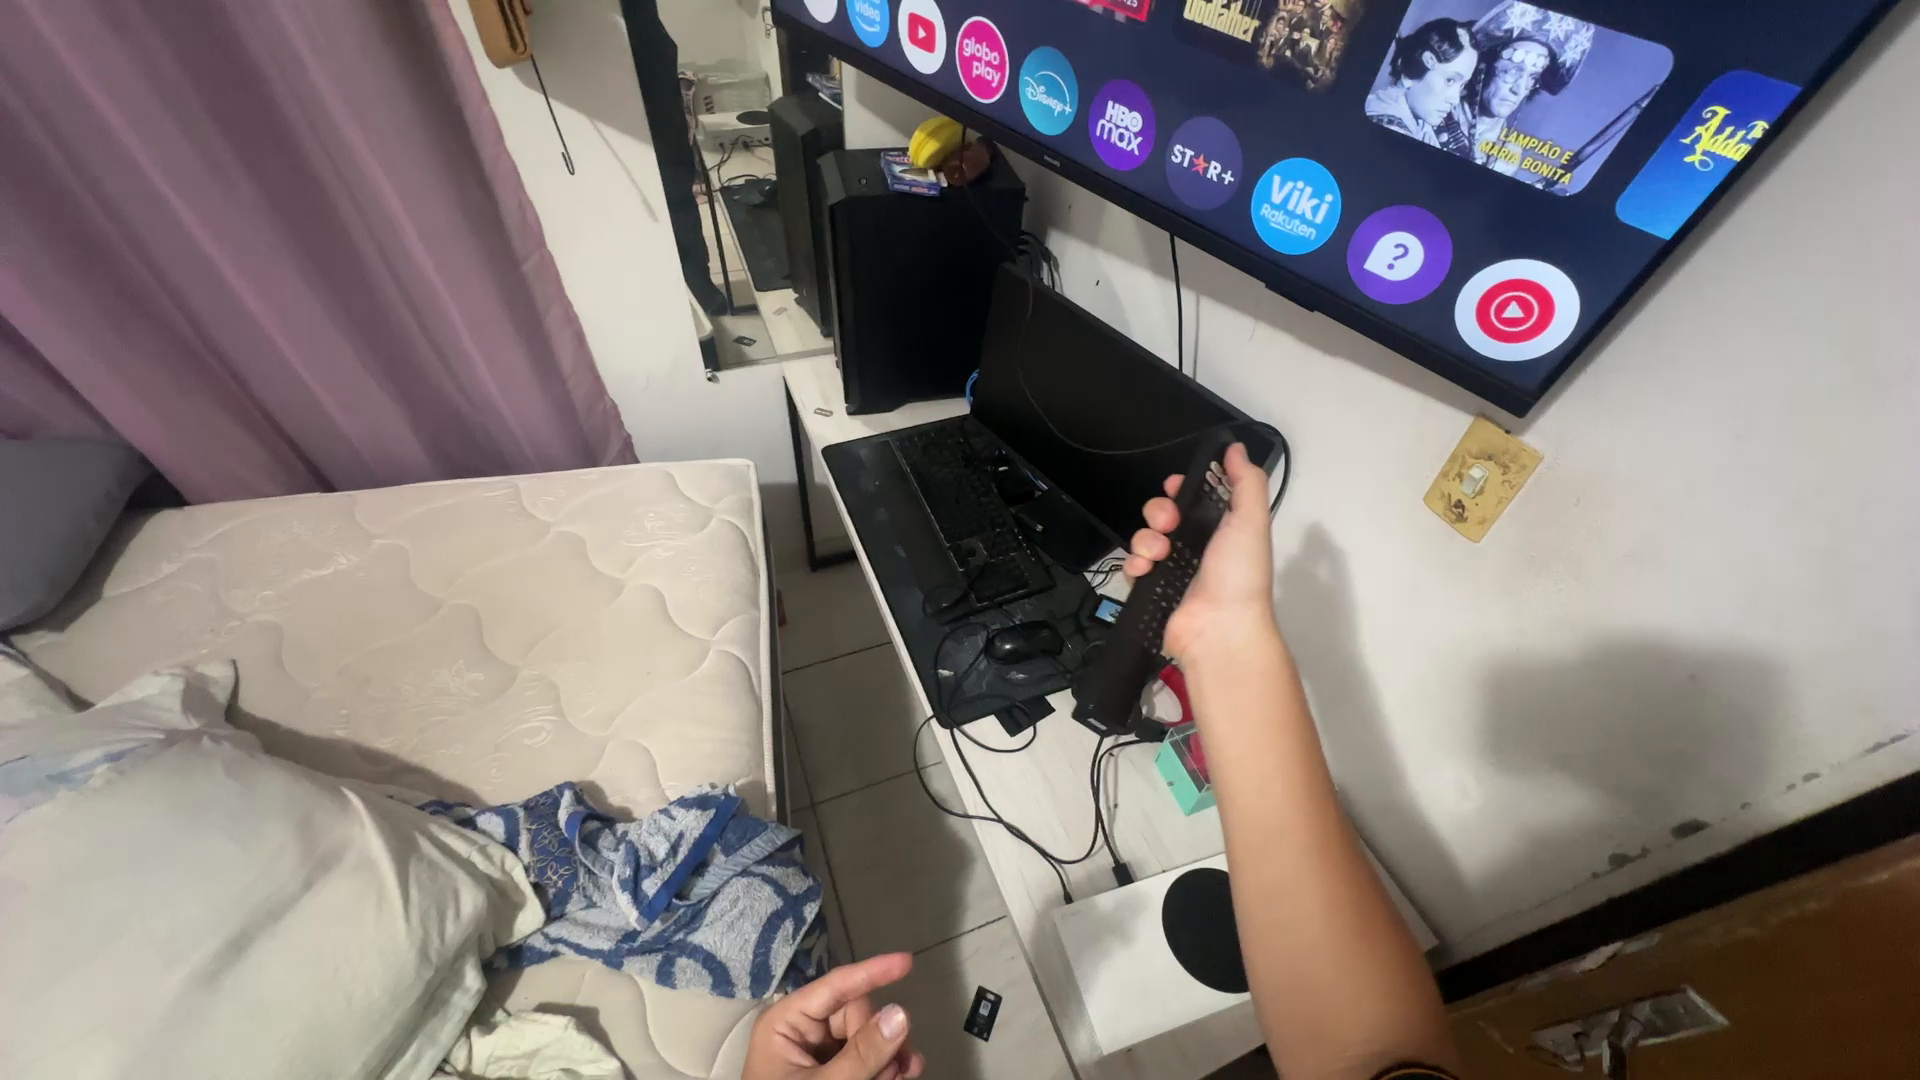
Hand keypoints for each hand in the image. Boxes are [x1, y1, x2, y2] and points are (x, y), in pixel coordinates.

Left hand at [743, 954, 924, 1079]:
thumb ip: (862, 1055)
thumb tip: (901, 1012)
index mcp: (787, 1023)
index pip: (837, 986)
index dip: (873, 972)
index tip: (907, 961)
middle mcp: (802, 1030)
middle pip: (856, 1015)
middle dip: (879, 1040)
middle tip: (894, 1072)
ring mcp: (817, 1053)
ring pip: (866, 1037)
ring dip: (888, 1057)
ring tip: (902, 1078)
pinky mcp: (830, 1072)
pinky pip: (865, 1058)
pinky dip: (883, 1068)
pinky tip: (902, 1077)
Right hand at [1123, 442, 1277, 663]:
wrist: (1219, 627)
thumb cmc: (1240, 574)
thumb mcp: (1252, 520)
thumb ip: (1246, 481)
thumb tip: (1235, 448)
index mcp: (1220, 529)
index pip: (1193, 498)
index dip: (1181, 487)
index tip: (1175, 486)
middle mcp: (1195, 547)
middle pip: (1162, 514)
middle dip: (1159, 512)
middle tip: (1169, 524)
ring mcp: (1171, 569)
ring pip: (1143, 538)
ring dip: (1146, 540)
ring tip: (1159, 555)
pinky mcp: (1151, 589)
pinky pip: (1131, 566)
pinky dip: (1134, 564)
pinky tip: (1146, 570)